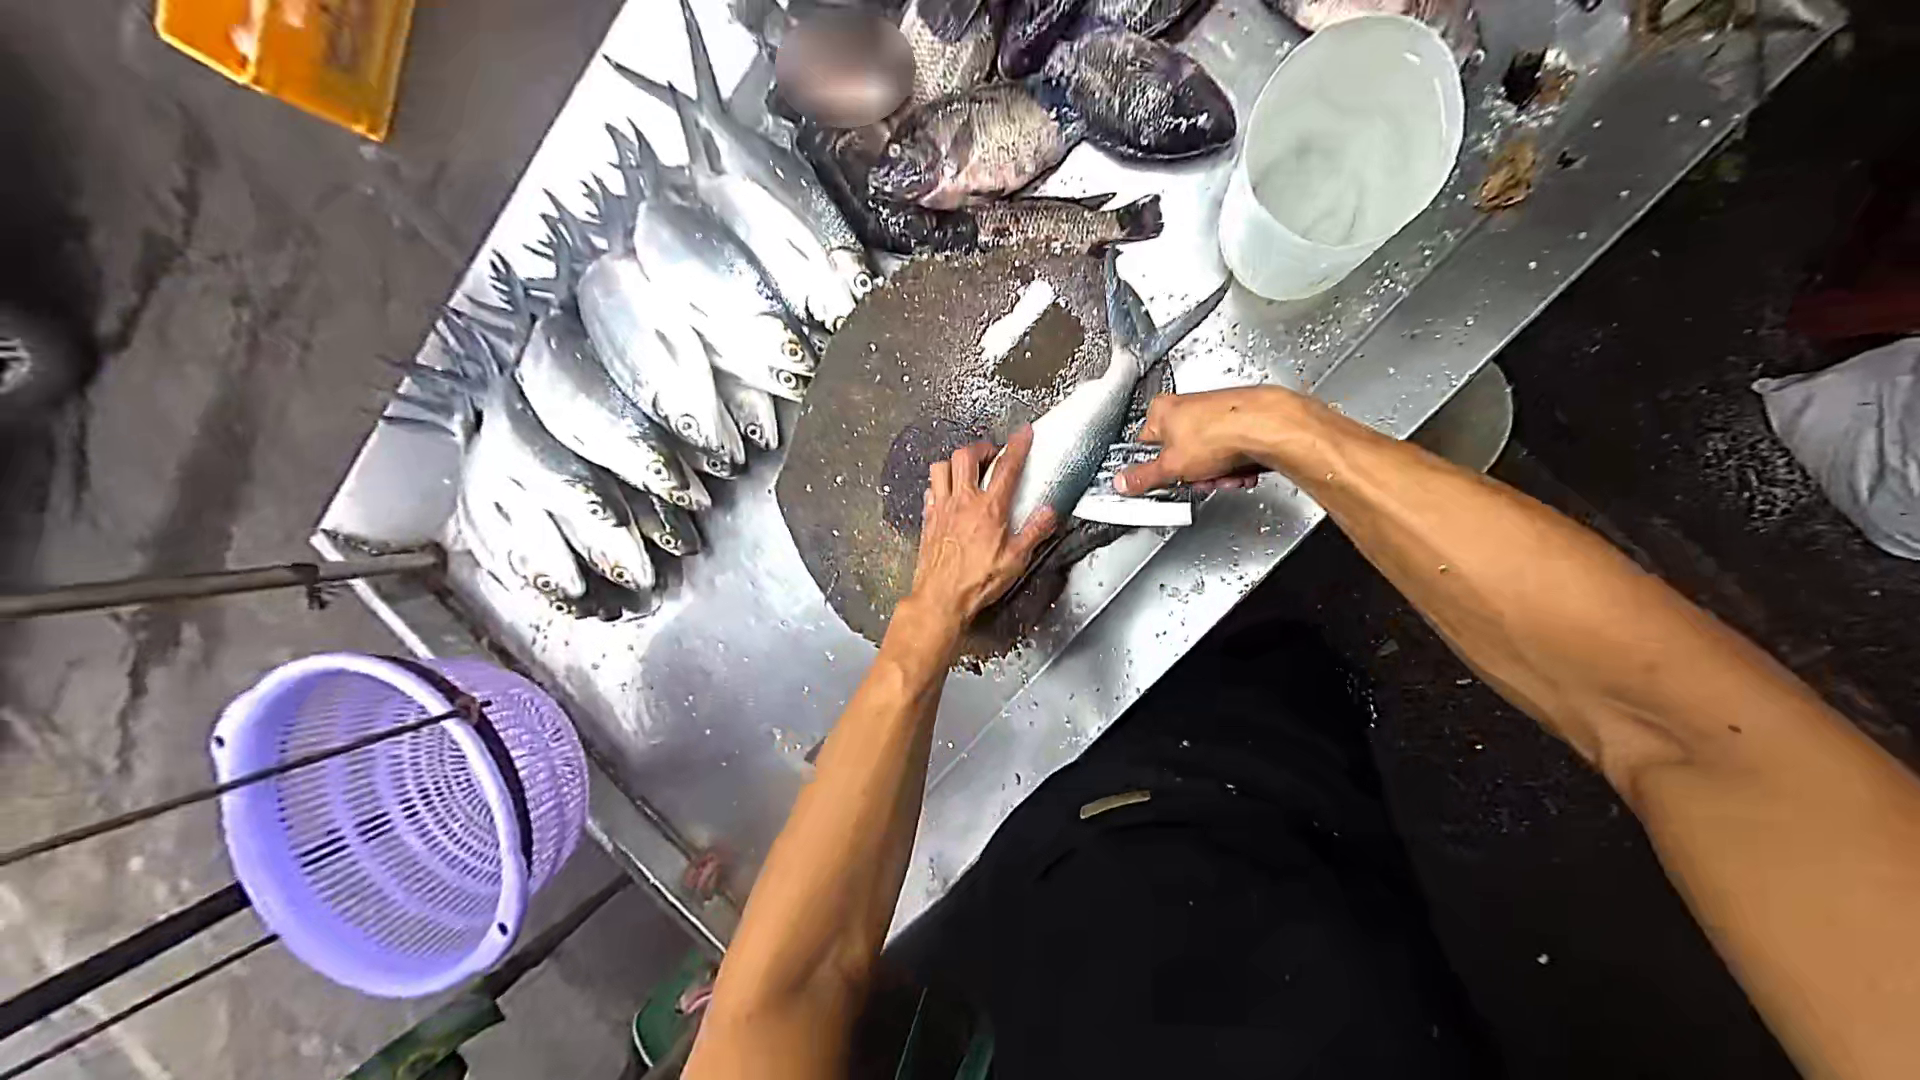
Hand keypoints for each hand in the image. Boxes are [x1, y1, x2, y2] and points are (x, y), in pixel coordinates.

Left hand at [909, 426, 1058, 620]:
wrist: (941, 598)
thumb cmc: (976, 582)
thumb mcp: (1016, 560)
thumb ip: (1034, 532)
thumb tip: (1049, 512)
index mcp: (989, 509)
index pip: (1006, 467)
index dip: (1017, 445)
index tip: (1023, 433)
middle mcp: (963, 502)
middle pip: (966, 455)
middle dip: (981, 447)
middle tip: (991, 454)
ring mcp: (942, 509)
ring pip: (941, 466)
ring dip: (955, 462)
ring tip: (967, 468)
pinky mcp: (928, 520)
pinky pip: (930, 489)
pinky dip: (939, 484)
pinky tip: (947, 493)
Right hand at [1114, 389, 1273, 495]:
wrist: (1269, 427)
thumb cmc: (1222, 432)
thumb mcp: (1171, 467)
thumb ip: (1143, 477)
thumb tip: (1123, 482)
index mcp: (1161, 410)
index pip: (1144, 447)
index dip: (1154, 469)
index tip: (1160, 482)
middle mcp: (1186, 407)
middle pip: (1178, 455)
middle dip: (1191, 475)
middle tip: (1199, 481)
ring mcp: (1213, 414)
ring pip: (1205, 458)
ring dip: (1214, 475)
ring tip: (1223, 476)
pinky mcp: (1238, 424)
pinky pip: (1227, 453)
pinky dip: (1232, 466)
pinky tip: (1239, 471)